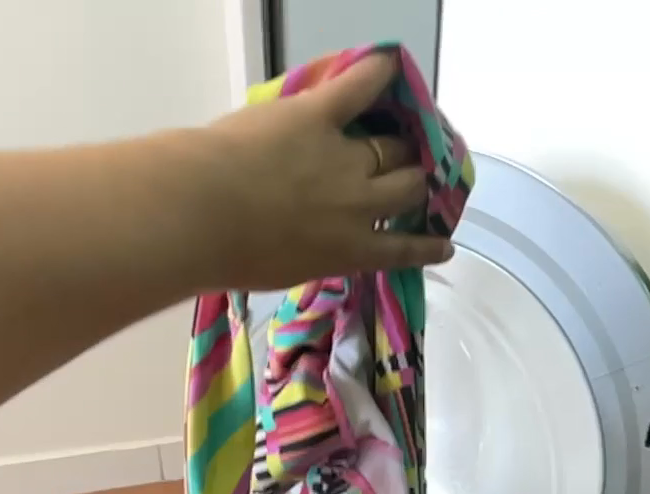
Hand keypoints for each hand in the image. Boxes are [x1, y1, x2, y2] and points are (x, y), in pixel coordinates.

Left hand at [184, 52, 452, 289]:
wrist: (205, 215)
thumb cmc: (236, 257)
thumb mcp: (292, 272)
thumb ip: (320, 256)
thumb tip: (324, 246)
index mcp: (352, 250)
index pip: (404, 250)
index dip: (428, 245)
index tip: (444, 244)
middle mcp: (361, 205)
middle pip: (409, 187)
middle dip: (416, 182)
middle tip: (415, 174)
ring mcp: (345, 157)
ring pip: (395, 145)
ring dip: (405, 140)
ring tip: (412, 132)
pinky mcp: (319, 115)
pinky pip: (358, 88)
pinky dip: (376, 74)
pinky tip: (390, 65)